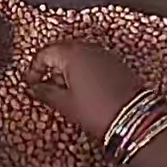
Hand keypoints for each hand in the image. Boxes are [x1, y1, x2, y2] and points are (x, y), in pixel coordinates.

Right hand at [25, 42, 141, 139]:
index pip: (44, 54)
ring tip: (67, 93)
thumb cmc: (98, 110)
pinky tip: (85, 91)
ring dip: (68, 71)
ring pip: (78, 57)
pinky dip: (84, 72)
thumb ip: (45, 92)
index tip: (31, 84)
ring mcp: (104, 54)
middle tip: (48, 89)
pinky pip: (92, 62)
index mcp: (71, 54)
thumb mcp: (65, 104)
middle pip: (61, 52)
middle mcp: (88, 48)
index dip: (34, 69)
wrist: (135, 119)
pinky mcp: (116, 63)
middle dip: (52, 69)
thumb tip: (33, 88)